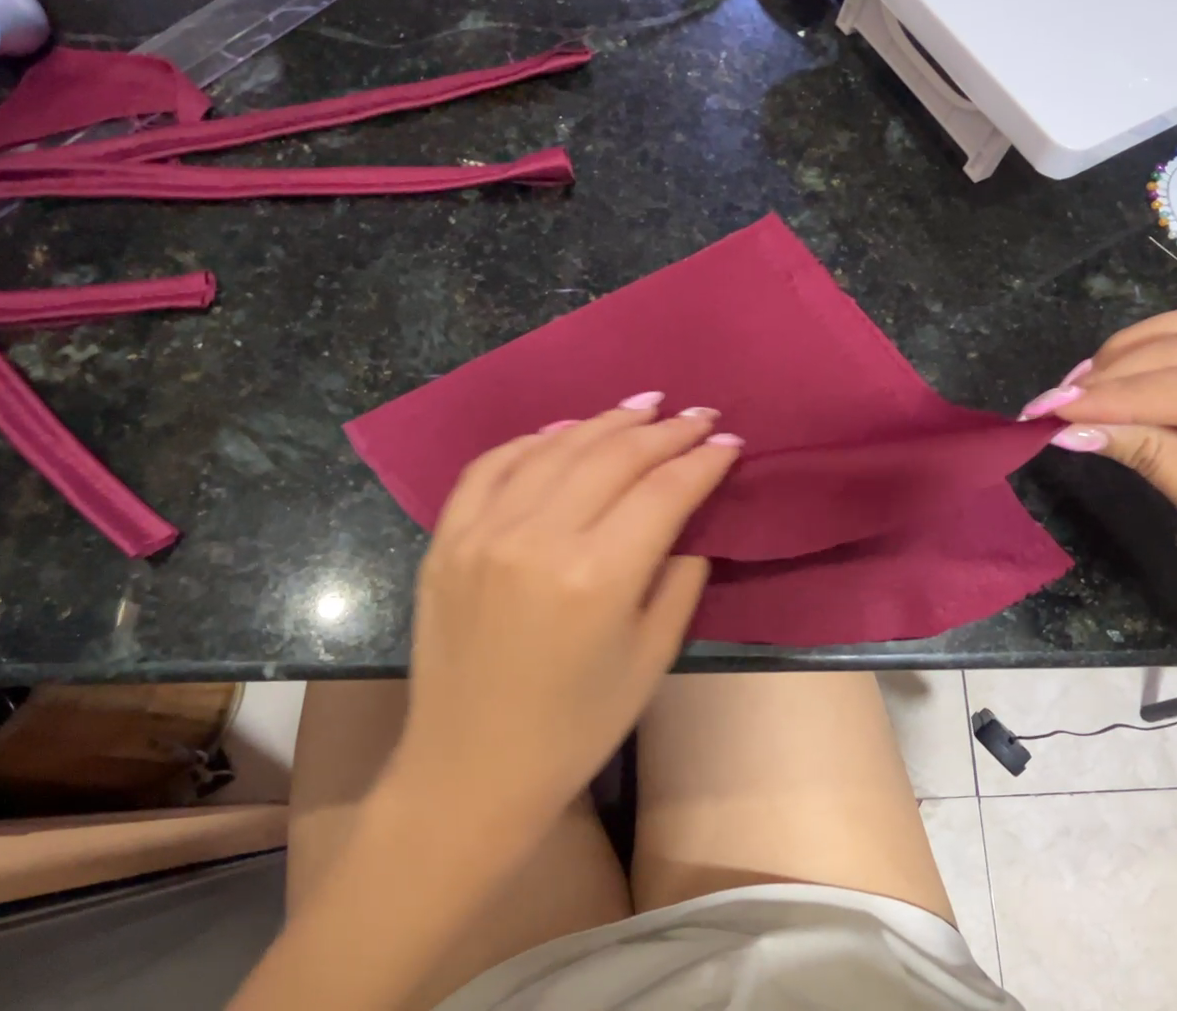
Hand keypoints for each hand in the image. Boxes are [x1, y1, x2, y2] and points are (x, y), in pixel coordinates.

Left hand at [393, 394, 741, 806]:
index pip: (663, 492)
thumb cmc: (577, 727)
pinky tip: (564, 431)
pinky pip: (490, 468)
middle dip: (664, 431)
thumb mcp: (652, 659)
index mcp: (598, 576)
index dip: (702, 460)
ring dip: (605, 422)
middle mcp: (538, 539)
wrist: (471, 770)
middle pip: (612, 458)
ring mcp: (484, 534)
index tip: (729, 441)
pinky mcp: (447, 540)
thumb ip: (678, 581)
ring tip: (643, 407)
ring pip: (554, 450)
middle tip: (697, 415)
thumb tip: (687, 526)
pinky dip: (532, 441)